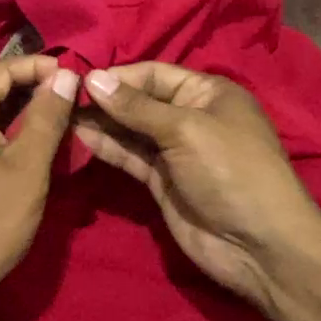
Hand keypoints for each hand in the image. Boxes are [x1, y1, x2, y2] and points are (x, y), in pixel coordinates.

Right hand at [75, 62, 320, 304]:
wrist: (259, 246)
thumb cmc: (231, 172)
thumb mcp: (185, 130)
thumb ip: (136, 106)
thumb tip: (93, 79)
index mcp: (207, 93)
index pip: (153, 73)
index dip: (117, 76)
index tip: (78, 79)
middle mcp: (190, 116)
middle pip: (139, 100)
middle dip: (105, 99)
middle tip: (62, 98)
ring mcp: (175, 151)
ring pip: (130, 129)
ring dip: (100, 123)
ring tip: (62, 115)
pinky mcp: (161, 180)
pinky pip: (129, 156)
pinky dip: (106, 147)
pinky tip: (80, 137)